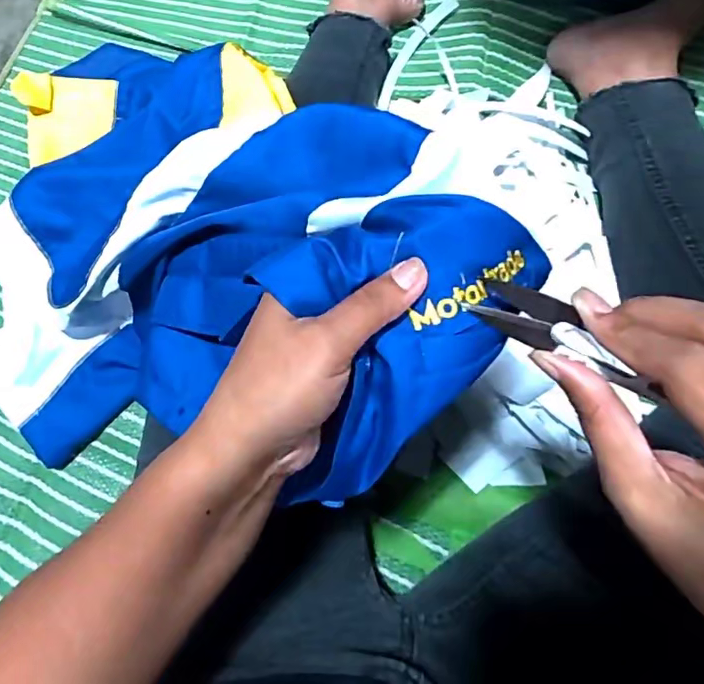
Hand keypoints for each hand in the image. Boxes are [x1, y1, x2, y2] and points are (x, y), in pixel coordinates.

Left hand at [189, 258, 427, 482]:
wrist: (253, 453)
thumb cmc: (283, 386)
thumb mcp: (328, 340)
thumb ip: (371, 305)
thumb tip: (417, 264)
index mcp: (295, 288)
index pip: (345, 256)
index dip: (384, 253)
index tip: (431, 250)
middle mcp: (305, 308)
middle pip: (358, 290)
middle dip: (398, 290)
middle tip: (451, 281)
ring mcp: (317, 341)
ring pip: (366, 323)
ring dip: (398, 321)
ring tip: (449, 307)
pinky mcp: (330, 371)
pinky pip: (365, 351)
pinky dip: (389, 349)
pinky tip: (424, 342)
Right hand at [538, 291, 703, 682]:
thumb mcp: (641, 503)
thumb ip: (601, 422)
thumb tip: (553, 354)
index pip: (700, 373)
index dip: (635, 336)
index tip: (581, 315)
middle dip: (657, 313)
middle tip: (600, 314)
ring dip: (683, 316)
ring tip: (630, 325)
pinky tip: (678, 344)